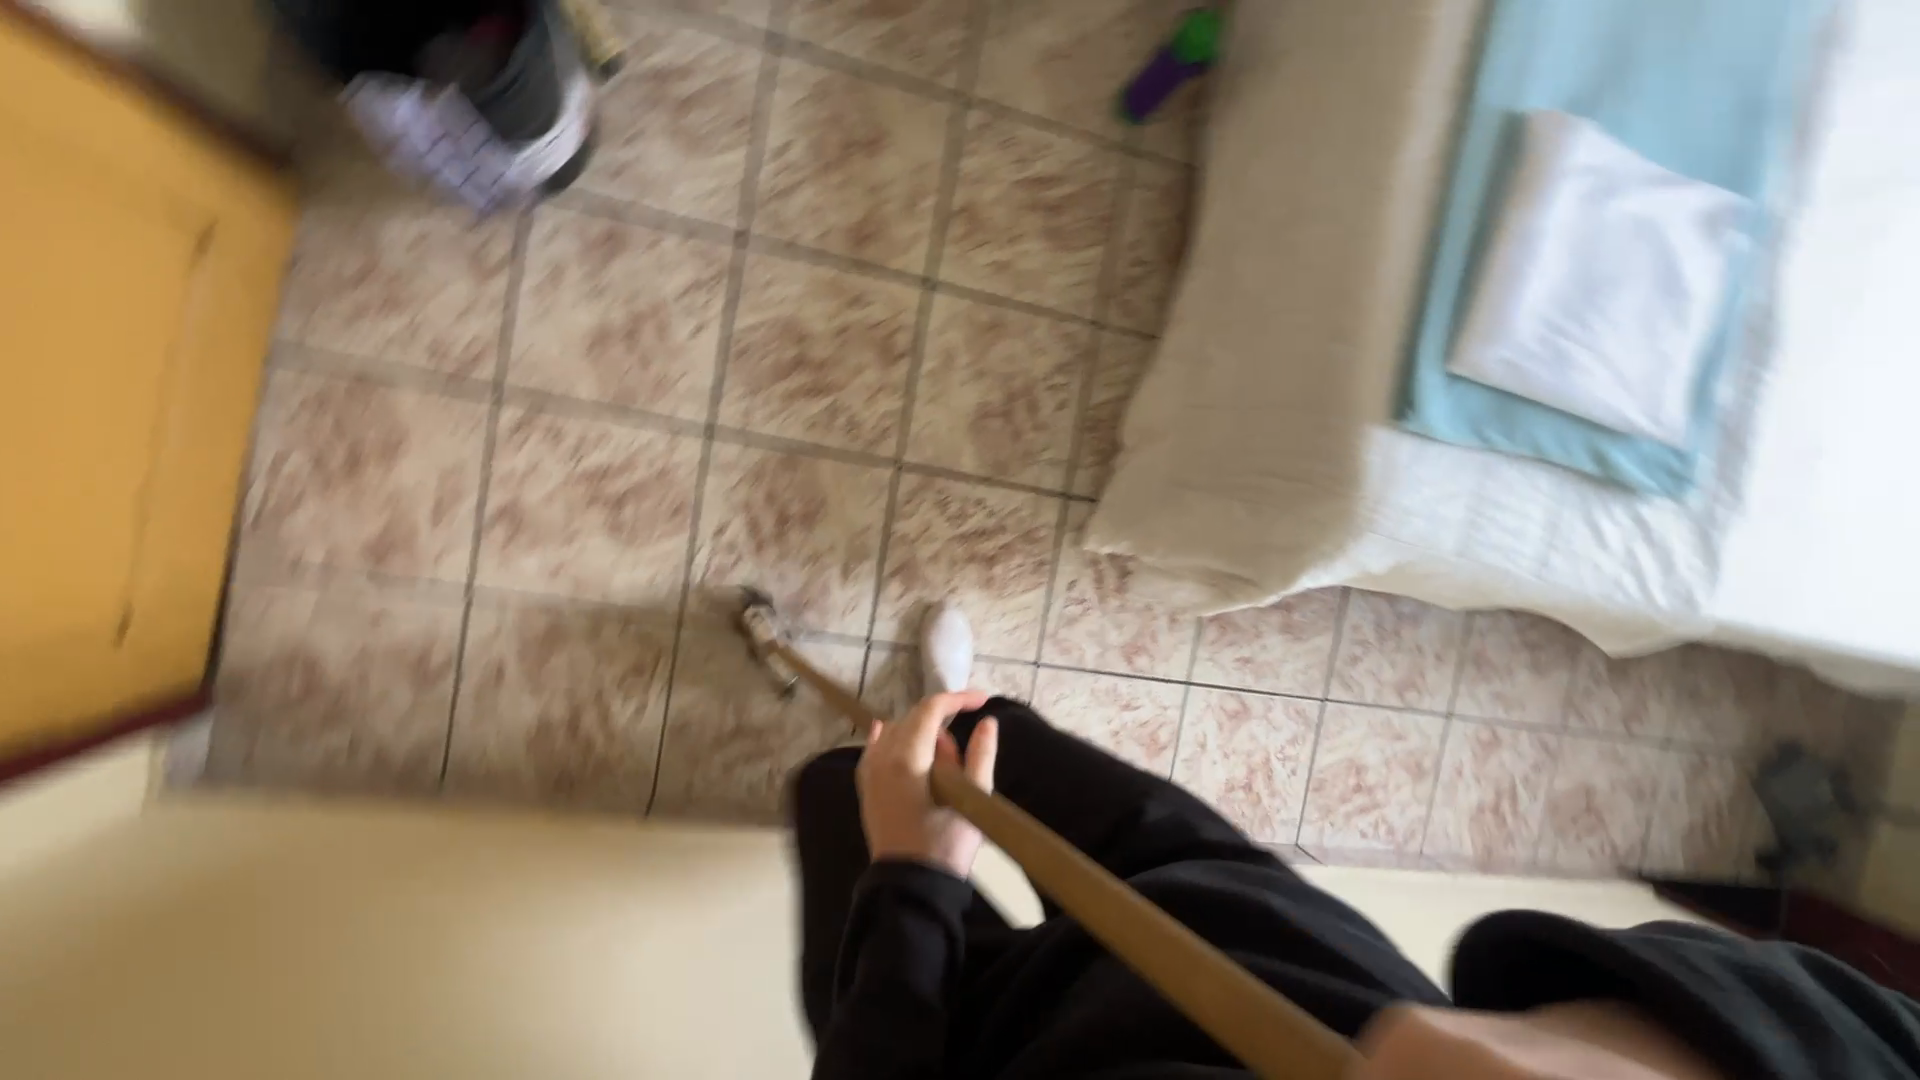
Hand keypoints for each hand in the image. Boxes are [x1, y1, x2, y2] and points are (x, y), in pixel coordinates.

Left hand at [856, 691, 998, 879]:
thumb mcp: (973, 799)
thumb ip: (981, 754)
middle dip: (942, 719)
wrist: (910, 886)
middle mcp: (883, 757)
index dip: (958, 699)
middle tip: (965, 748)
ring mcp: (870, 772)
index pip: (932, 709)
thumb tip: (987, 721)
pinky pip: (876, 748)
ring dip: (921, 731)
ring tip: (945, 761)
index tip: (983, 701)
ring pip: (895, 730)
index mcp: (908, 757)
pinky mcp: (867, 787)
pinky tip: (903, 740)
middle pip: (913, 717)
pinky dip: (893, 739)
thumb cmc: (946, 844)